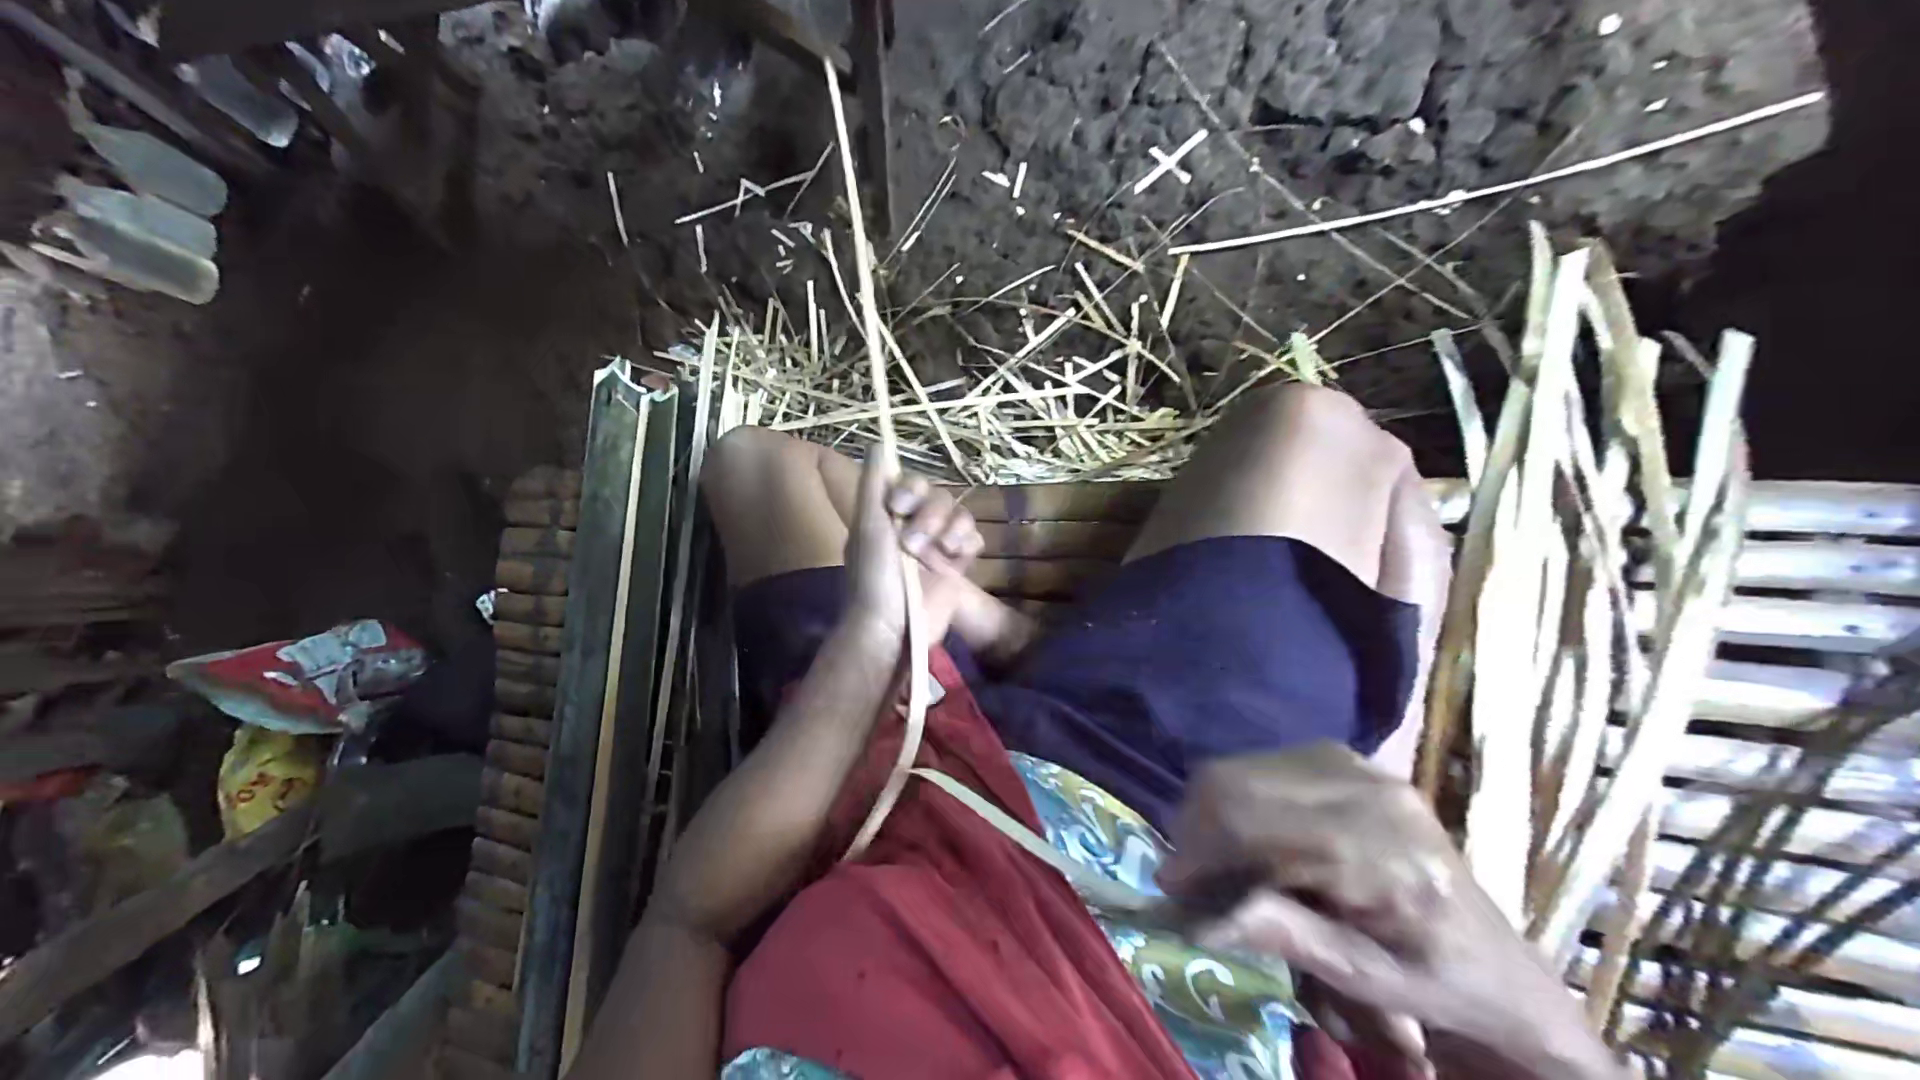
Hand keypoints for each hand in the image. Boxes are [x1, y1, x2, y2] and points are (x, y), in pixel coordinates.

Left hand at [871, 470, 1041, 666]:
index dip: (912, 488)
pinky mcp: (958, 567)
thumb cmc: (873, 576)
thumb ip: (874, 483)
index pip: (913, 482)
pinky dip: (968, 544)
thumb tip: (880, 441)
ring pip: (961, 515)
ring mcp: (938, 547)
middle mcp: (914, 526)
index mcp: (889, 515)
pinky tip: (956, 558)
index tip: (900, 504)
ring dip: (952, 529)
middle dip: (931, 516)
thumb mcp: (867, 525)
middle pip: (940, 497)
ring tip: (939, 553)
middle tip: (913, 544)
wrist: (894, 627)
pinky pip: (975, 540)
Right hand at [1160, 742, 1626, 1079]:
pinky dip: (1234, 800)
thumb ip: (1277, 932)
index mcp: (1383, 850)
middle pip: (1235, 783)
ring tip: (1217, 862)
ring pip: (1238, 768)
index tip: (1173, 889)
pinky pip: (1258, 765)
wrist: (1498, 965)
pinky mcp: (1342, 757)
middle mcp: (1368, 788)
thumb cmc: (1434, 983)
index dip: (1198, 852)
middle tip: (1189, 878)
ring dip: (1210, 814)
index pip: (1253, 824)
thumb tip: (1190, 910)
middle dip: (1195, 829)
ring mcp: (1357, 763)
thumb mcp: (1358, 977)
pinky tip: (1247, 838)